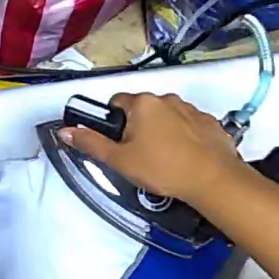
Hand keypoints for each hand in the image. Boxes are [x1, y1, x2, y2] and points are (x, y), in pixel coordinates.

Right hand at [60, 93, 247, 204]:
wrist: (213, 180)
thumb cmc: (162, 168)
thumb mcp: (120, 160)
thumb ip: (91, 143)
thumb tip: (65, 131)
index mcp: (142, 103)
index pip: (116, 102)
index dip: (114, 123)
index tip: (119, 144)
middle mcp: (167, 98)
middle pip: (143, 109)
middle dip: (138, 127)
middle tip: (139, 155)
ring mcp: (192, 109)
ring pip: (167, 116)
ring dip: (162, 130)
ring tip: (165, 159)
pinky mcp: (211, 122)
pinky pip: (190, 125)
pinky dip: (185, 136)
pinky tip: (186, 157)